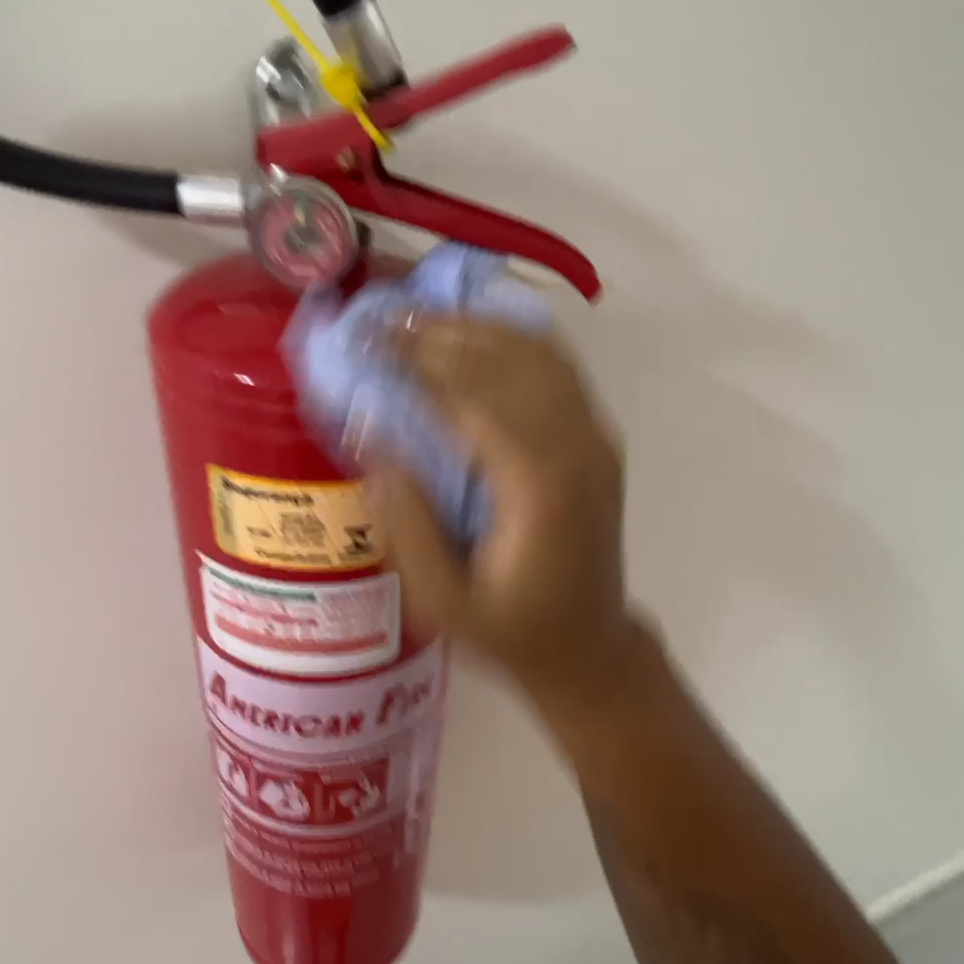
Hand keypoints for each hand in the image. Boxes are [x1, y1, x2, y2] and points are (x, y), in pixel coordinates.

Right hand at [368, 317, 646, 701]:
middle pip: (504, 361)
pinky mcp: (599, 439)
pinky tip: (479, 330)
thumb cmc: (512, 632)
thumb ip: (408, 523)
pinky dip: (516, 339)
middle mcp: (576, 446)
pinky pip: (558, 369)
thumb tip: (372, 438)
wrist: (590, 648)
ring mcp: (595, 437)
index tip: (365, 339)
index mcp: (538, 485)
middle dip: (440, 332)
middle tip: (383, 317)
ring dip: (477, 326)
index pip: (470, 395)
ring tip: (422, 315)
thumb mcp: (444, 601)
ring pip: (536, 353)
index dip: (414, 360)